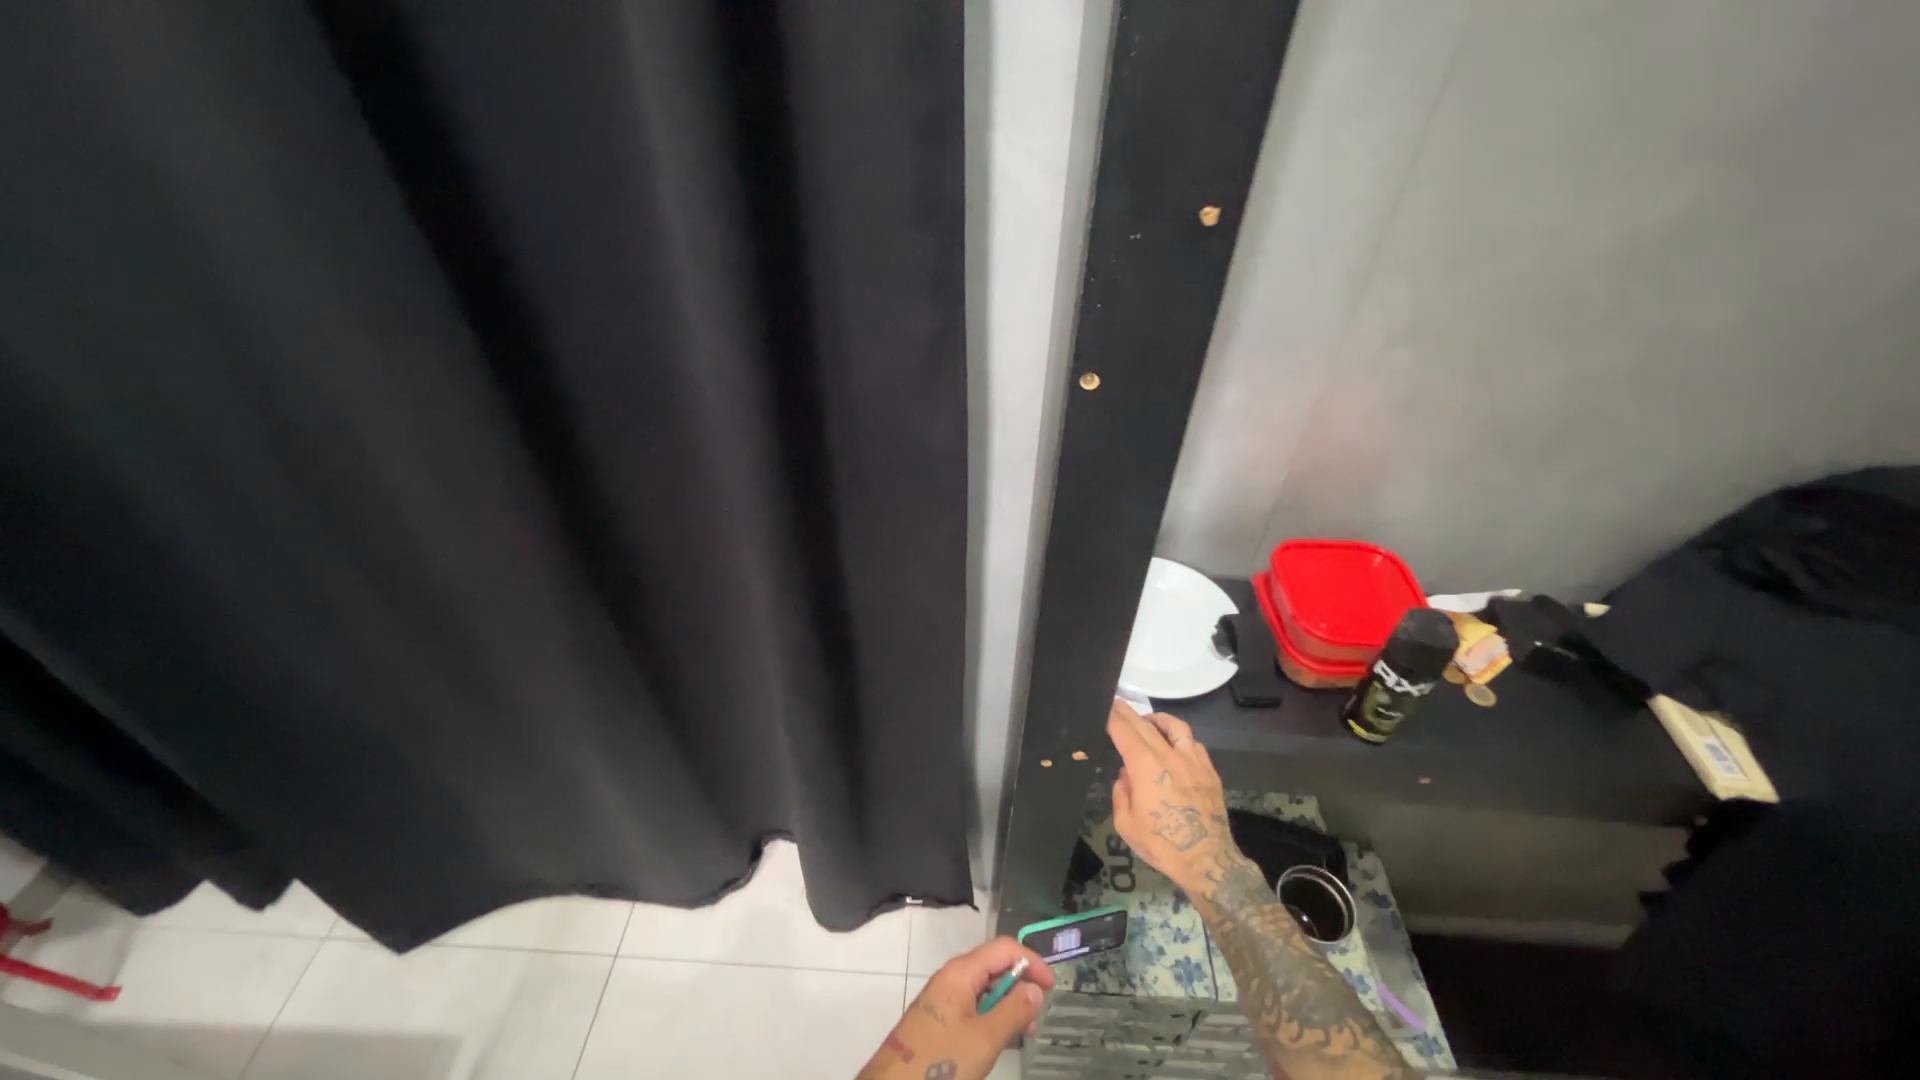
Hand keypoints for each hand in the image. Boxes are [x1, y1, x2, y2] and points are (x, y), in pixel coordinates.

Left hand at [857, 936, 1055, 1079]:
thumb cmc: (939, 1064)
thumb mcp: (984, 1039)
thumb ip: (1013, 1011)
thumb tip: (1035, 988)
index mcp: (960, 973)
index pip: (1003, 948)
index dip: (1031, 962)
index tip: (1052, 988)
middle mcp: (950, 978)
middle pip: (993, 967)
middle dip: (1020, 986)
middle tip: (1036, 1020)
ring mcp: (942, 1000)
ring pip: (983, 990)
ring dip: (1006, 1006)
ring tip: (1021, 1035)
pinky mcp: (937, 1021)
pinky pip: (971, 1008)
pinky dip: (990, 1018)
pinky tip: (998, 1040)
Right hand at [1106, 700, 1238, 892]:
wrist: (1206, 859)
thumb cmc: (1161, 844)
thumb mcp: (1126, 823)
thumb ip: (1121, 793)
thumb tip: (1126, 776)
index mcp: (1145, 766)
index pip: (1124, 732)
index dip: (1113, 717)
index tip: (1107, 707)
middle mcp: (1169, 755)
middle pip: (1146, 725)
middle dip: (1130, 713)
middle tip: (1120, 705)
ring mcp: (1193, 761)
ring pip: (1176, 727)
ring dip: (1158, 720)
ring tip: (1149, 722)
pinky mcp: (1209, 771)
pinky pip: (1194, 744)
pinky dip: (1180, 738)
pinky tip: (1175, 746)